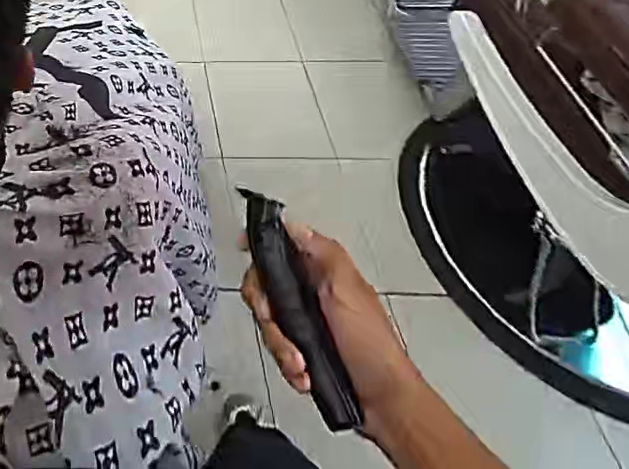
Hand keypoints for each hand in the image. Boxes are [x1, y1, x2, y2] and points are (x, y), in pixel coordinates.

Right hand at [240, 222, 425, 427]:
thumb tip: (294, 224)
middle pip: (265, 287)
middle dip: (266, 313)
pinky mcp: (303, 347)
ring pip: (269, 322)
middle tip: (275, 324)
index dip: (261, 245)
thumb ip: (323, 253)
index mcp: (321, 270)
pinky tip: (304, 373)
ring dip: (280, 346)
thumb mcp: (348, 289)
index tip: (243, 247)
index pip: (282, 246)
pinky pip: (278, 349)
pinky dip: (287, 363)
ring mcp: (306, 321)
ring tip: (300, 362)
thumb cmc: (374, 345)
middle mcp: (310, 291)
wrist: (384, 403)